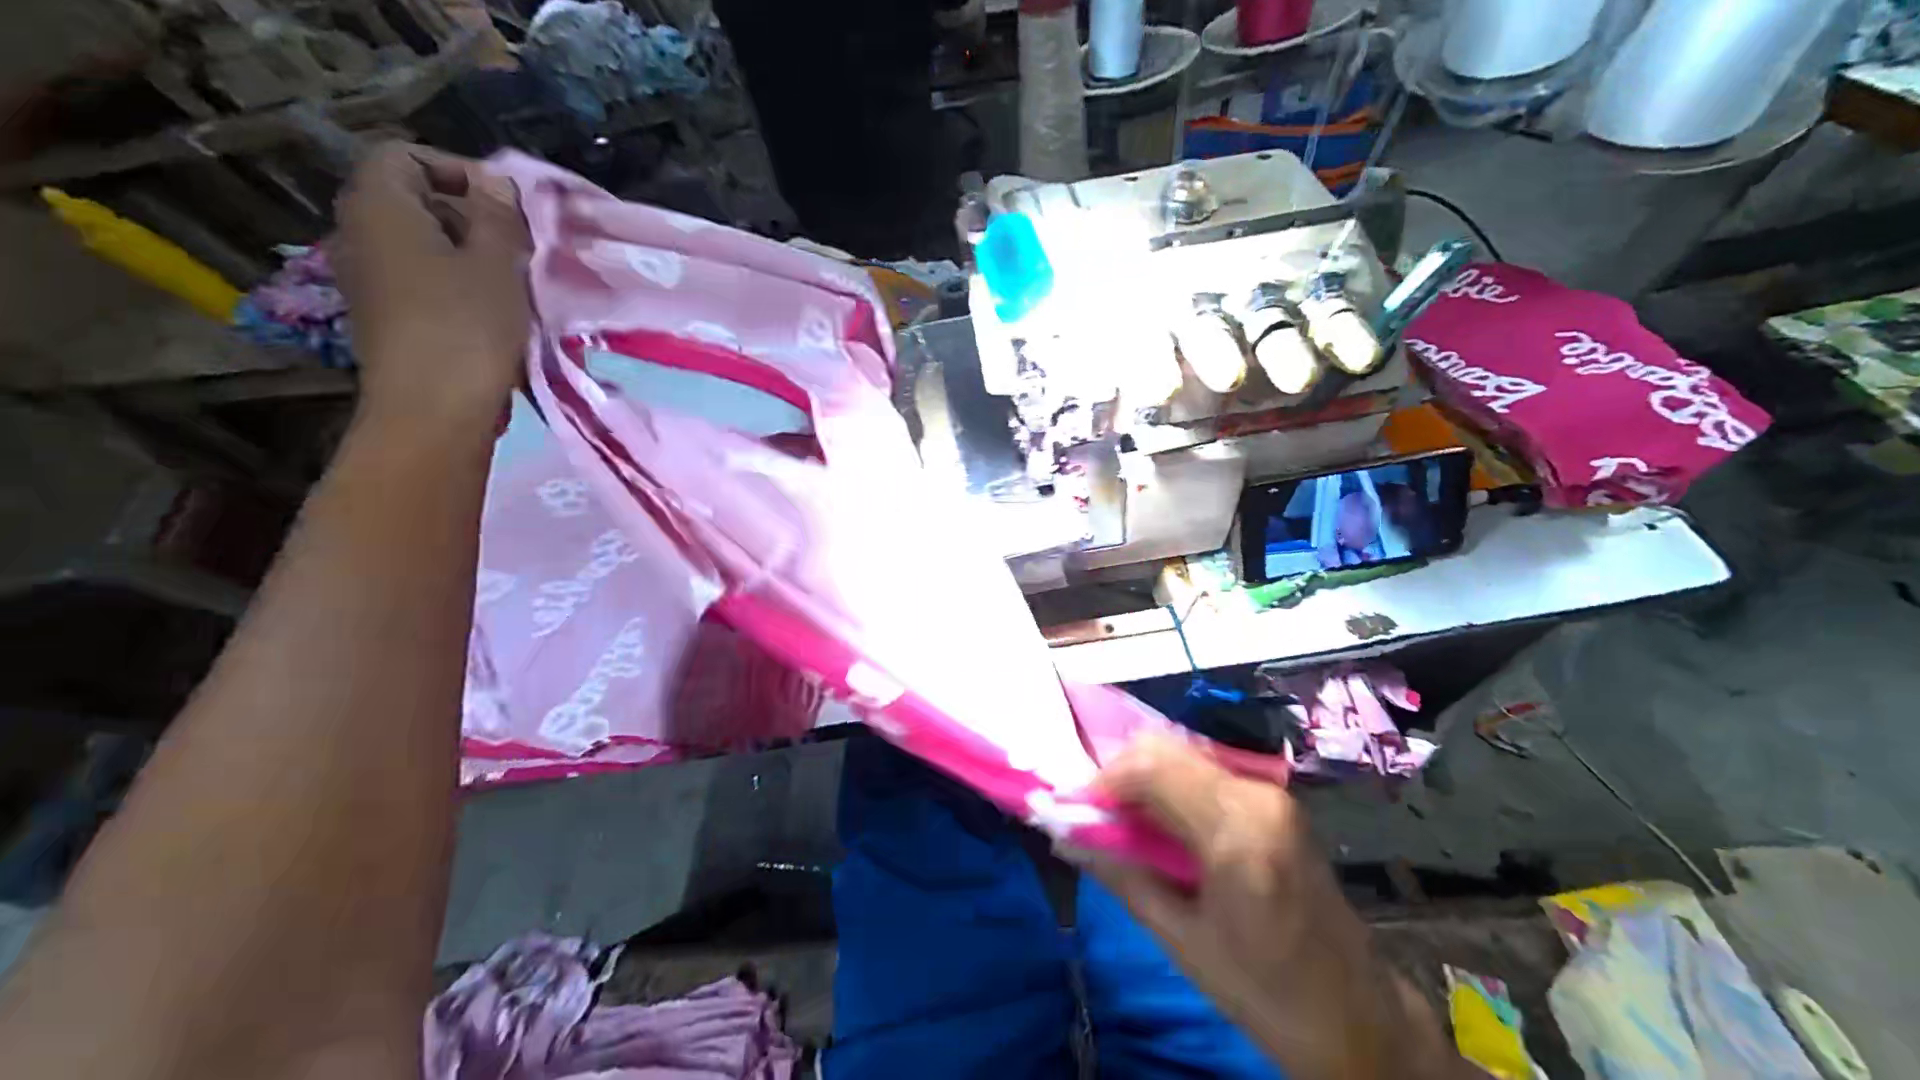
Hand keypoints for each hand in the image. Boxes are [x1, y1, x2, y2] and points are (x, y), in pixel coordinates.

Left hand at [332, 143, 530, 428]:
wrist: (433, 412)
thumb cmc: (467, 327)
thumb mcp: (498, 264)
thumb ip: (497, 216)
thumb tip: (494, 181)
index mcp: (379, 207)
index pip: (404, 157)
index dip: (457, 170)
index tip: (507, 206)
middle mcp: (359, 234)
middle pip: (412, 202)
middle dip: (468, 216)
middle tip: (518, 247)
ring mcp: (368, 280)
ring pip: (420, 246)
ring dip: (468, 256)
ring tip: (512, 284)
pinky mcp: (384, 319)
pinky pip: (420, 282)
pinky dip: (455, 287)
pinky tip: (492, 315)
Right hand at [1090, 737, 1463, 1079]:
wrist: (1357, 1018)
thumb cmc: (1264, 992)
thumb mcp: (1182, 941)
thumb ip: (1121, 875)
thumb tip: (1065, 836)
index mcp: (1238, 829)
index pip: (1149, 767)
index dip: (1101, 781)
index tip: (1072, 810)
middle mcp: (1257, 794)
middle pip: (1165, 749)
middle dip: (1118, 774)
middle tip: (1093, 816)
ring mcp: (1270, 793)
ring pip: (1183, 754)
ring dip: (1142, 777)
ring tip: (1119, 821)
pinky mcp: (1275, 801)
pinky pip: (1205, 771)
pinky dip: (1170, 785)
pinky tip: (1157, 821)